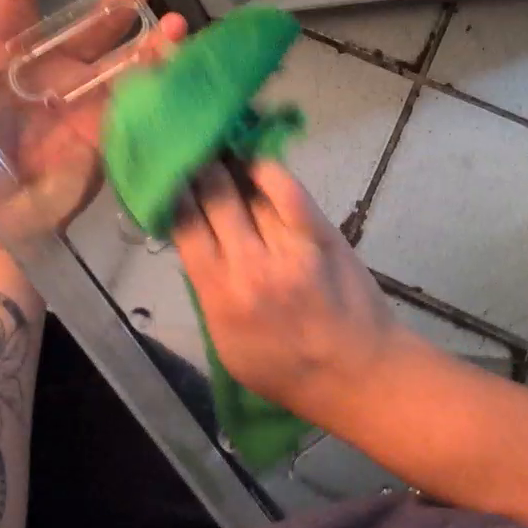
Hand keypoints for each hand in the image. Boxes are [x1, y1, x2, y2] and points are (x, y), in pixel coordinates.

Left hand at [0, 0, 187, 246]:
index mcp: (11, 58)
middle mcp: (56, 71)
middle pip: (92, 23)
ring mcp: (88, 100)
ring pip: (126, 57)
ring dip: (152, 36)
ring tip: (176, 20)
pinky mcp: (110, 130)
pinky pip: (140, 98)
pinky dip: (163, 78)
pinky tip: (180, 59)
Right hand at [174, 160, 400, 419]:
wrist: (355, 373)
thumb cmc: (287, 370)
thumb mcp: (228, 345)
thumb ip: (209, 295)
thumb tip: (198, 248)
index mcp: (219, 296)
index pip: (185, 228)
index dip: (175, 196)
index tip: (172, 180)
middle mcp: (248, 266)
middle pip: (213, 198)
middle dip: (200, 171)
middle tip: (196, 156)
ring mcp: (286, 248)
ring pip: (247, 191)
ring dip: (230, 168)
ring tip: (222, 154)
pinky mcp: (320, 235)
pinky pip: (288, 190)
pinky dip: (268, 172)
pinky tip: (257, 163)